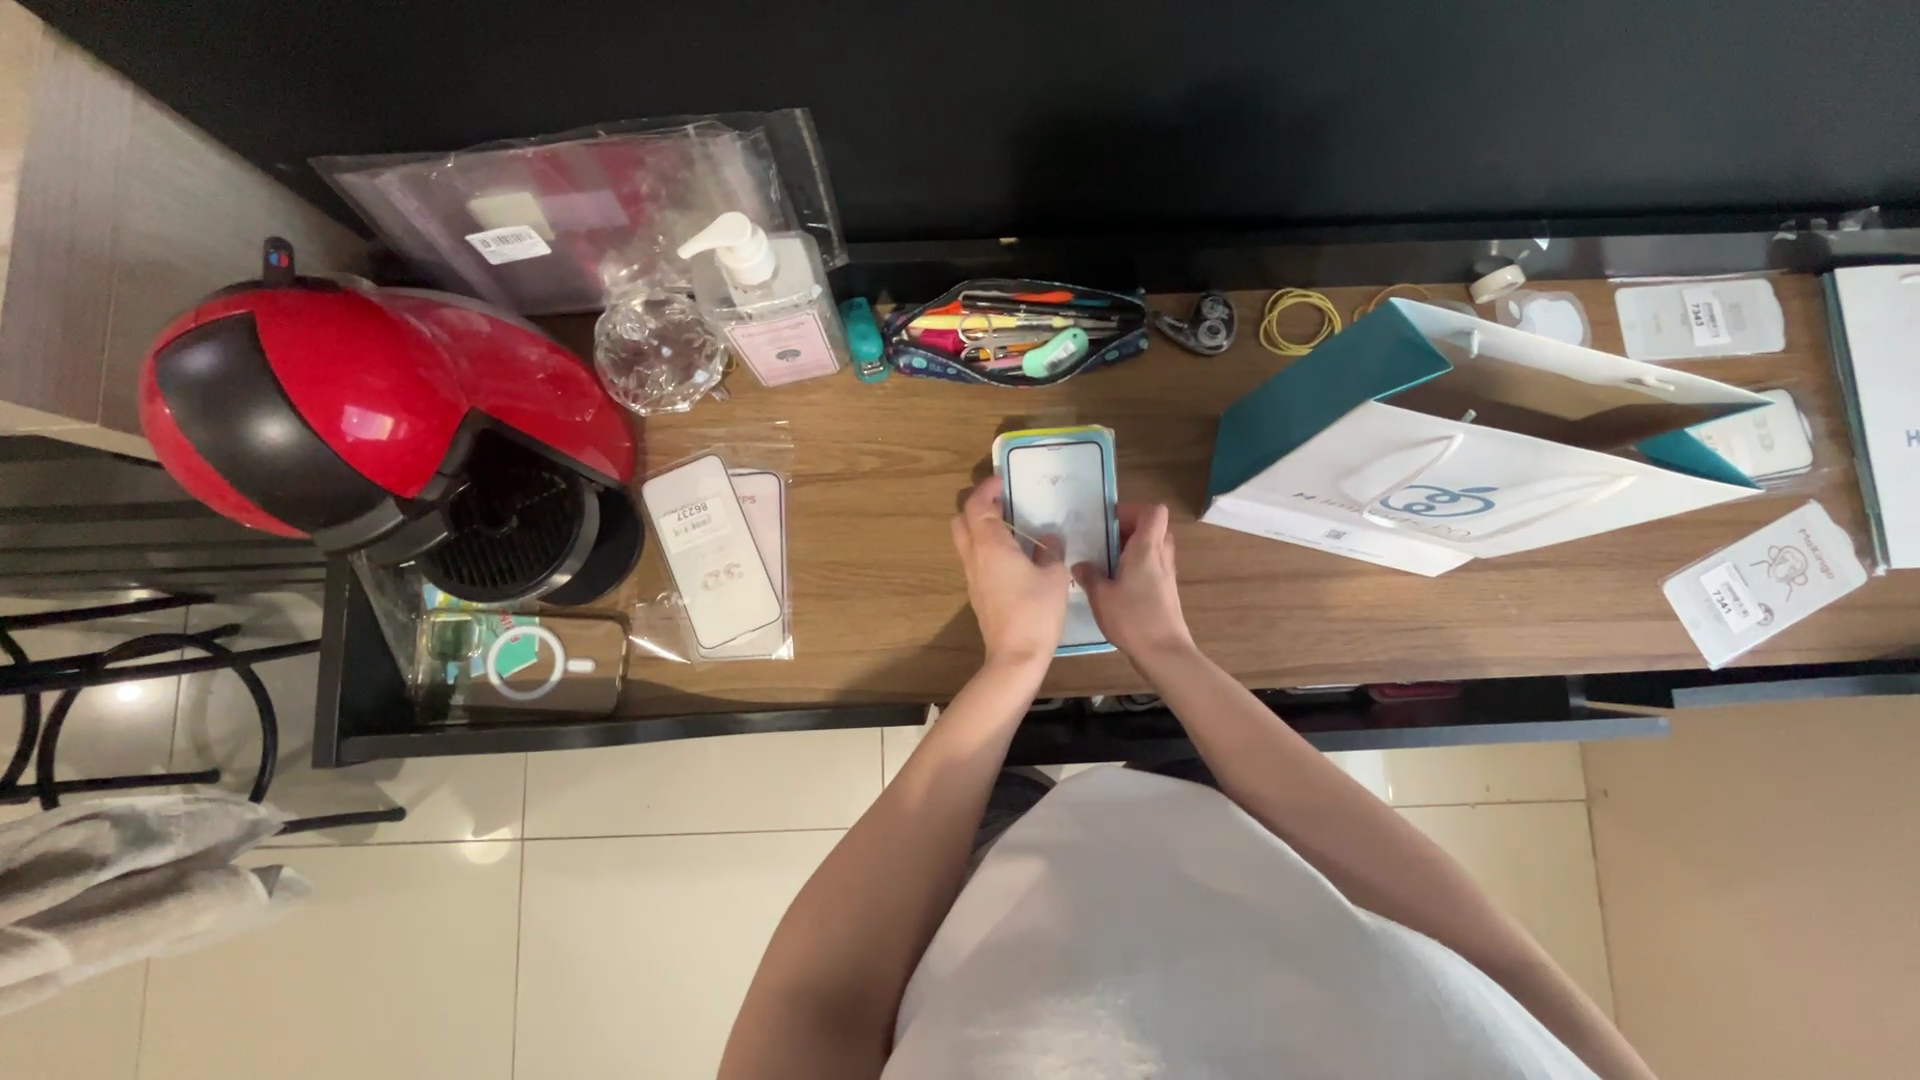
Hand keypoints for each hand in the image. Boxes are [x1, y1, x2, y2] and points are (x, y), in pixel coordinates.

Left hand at [950, 476, 1068, 668]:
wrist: (1016, 655)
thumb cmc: (1036, 612)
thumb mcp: (1054, 577)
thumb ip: (1051, 552)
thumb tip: (1048, 539)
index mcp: (990, 545)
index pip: (976, 505)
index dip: (986, 488)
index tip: (1002, 480)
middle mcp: (974, 557)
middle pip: (960, 520)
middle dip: (977, 506)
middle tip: (1003, 503)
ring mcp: (972, 577)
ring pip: (965, 541)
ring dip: (981, 527)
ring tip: (1011, 526)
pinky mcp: (977, 593)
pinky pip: (975, 559)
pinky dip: (987, 547)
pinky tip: (1013, 554)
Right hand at [1073, 503, 1195, 660]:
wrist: (1164, 652)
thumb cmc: (1132, 618)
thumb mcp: (1101, 596)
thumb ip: (1089, 576)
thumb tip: (1080, 565)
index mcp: (1147, 548)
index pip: (1153, 511)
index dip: (1132, 511)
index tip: (1108, 523)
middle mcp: (1161, 556)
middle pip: (1153, 528)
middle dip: (1128, 530)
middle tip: (1104, 542)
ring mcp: (1167, 574)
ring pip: (1153, 548)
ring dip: (1132, 550)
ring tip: (1106, 564)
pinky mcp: (1166, 591)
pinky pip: (1152, 567)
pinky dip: (1136, 567)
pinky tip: (1115, 585)